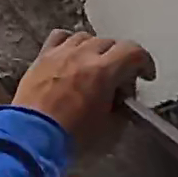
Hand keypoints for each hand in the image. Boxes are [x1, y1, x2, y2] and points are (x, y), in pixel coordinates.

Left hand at [11, 29, 155, 150]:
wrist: (32, 137)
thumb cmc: (72, 139)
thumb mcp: (110, 132)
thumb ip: (122, 110)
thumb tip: (122, 100)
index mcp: (103, 72)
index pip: (133, 51)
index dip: (145, 62)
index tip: (145, 75)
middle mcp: (82, 55)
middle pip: (110, 43)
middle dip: (120, 59)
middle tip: (119, 81)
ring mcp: (60, 53)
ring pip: (85, 37)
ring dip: (96, 50)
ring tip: (95, 68)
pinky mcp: (42, 57)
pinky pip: (60, 37)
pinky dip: (70, 43)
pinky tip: (71, 56)